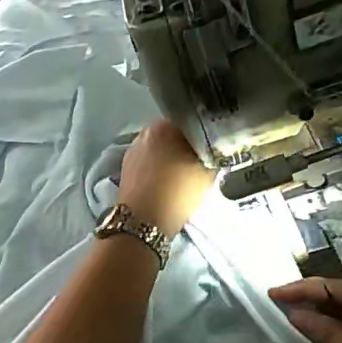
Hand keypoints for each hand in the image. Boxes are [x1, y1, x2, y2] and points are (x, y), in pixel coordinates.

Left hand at [116, 120, 215, 235]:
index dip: (205, 133)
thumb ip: (214, 155)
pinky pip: (149, 162)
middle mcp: (146, 131)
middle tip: (201, 162)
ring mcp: (133, 149)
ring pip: (160, 148)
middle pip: (174, 134)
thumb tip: (216, 149)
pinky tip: (167, 182)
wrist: (143, 221)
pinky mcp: (126, 168)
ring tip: (184, 174)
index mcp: (165, 125)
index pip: (192, 121)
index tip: (214, 147)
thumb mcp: (208, 173)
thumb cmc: (178, 191)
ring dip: (171, 157)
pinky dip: (159, 168)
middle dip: (186, 145)